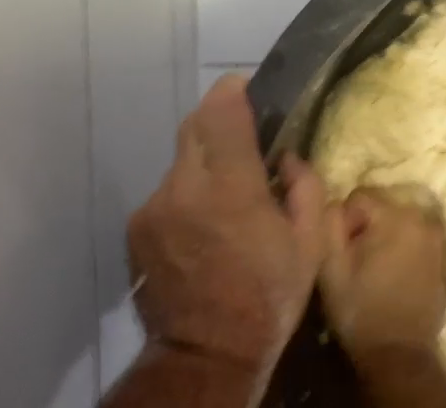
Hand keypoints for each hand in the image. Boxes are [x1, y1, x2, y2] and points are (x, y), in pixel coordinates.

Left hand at [126, 75, 328, 378]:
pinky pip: (165, 192)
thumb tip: (286, 157)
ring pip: (180, 160)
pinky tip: (200, 226)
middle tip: (241, 136)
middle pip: (194, 124)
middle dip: (218, 120)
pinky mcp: (136, 227)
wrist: (205, 355)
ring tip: (223, 197)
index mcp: (231, 187)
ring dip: (203, 163)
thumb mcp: (308, 247)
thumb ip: (304, 188)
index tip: (247, 90)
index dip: (234, 90)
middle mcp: (185, 185)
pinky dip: (185, 195)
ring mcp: (154, 206)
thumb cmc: (266, 300)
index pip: (222, 109)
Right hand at [318, 188, 445, 357]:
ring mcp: (439, 239)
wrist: (399, 355)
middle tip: (360, 263)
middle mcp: (423, 219)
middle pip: (382, 207)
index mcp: (395, 216)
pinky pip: (418, 239)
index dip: (345, 224)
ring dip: (387, 236)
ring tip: (379, 269)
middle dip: (367, 228)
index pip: (359, 198)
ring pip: (400, 221)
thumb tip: (337, 204)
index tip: (344, 254)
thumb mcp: (330, 266)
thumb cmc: (360, 310)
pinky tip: (397, 274)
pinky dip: (406, 248)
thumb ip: (330, 221)